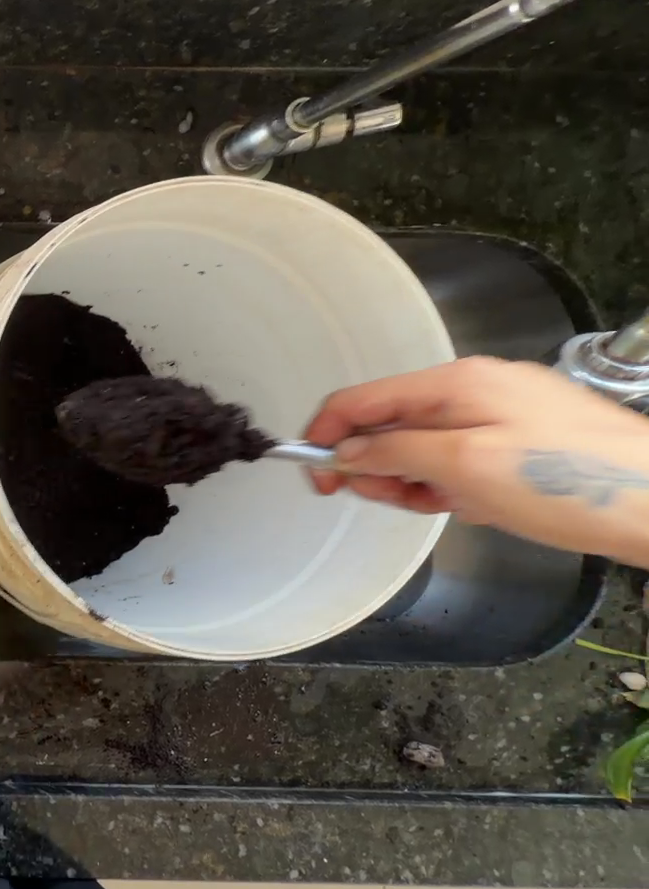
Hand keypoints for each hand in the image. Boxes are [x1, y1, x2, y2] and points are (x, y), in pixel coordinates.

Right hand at [303, 356, 648, 563]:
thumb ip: (392, 453)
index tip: (317, 479)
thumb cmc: (571, 483)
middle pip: (383, 424)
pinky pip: (450, 455)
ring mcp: (498, 413)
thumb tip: (345, 454)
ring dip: (408, 479)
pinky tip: (466, 502)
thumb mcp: (463, 467)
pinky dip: (443, 482)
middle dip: (372, 465)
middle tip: (391, 499)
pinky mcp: (517, 439)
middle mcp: (471, 389)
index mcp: (454, 384)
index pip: (355, 402)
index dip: (324, 438)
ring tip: (439, 504)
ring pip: (414, 444)